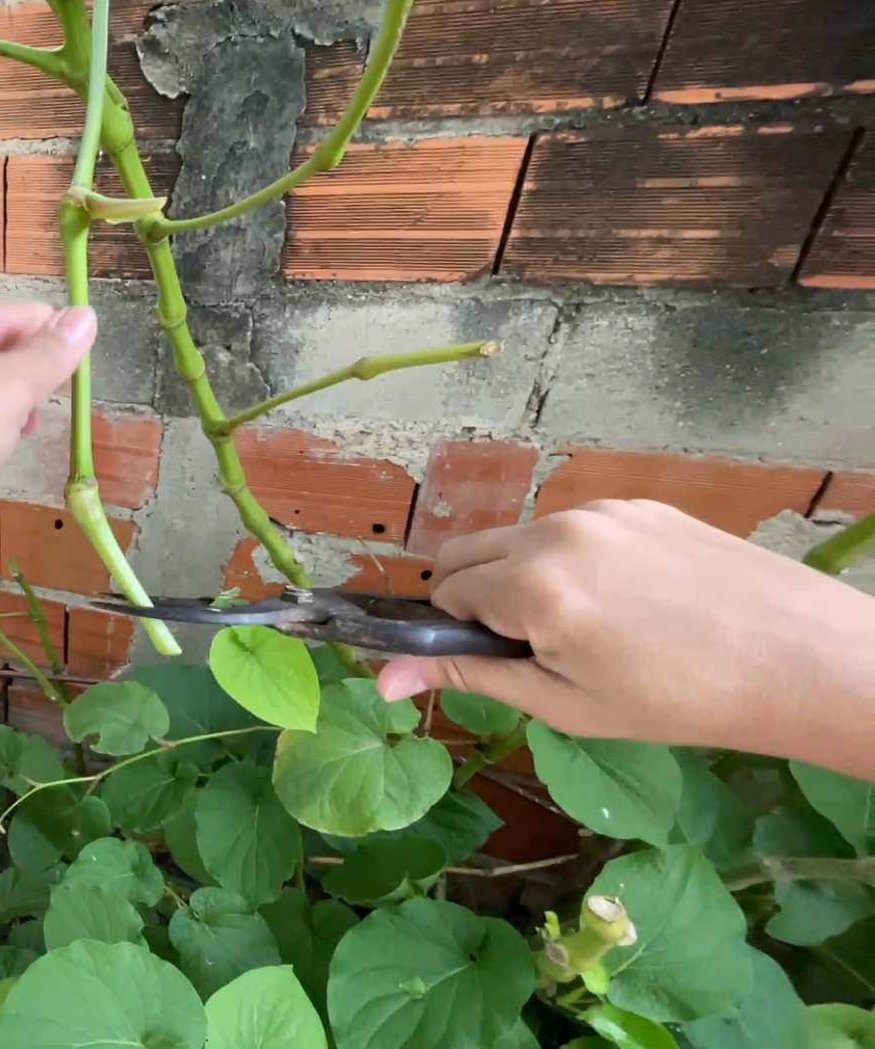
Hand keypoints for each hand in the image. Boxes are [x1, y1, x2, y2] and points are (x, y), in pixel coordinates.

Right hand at [377, 499, 874, 764]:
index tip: (509, 653)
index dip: (462, 629)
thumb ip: (465, 677)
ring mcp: (598, 513)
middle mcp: (552, 534)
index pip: (445, 593)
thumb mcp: (564, 702)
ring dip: (518, 573)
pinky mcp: (636, 505)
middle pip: (460, 553)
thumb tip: (381, 680)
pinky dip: (567, 557)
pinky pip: (565, 527)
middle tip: (533, 636)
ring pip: (510, 539)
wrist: (825, 666)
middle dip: (474, 593)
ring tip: (588, 615)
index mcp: (531, 587)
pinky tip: (627, 591)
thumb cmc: (684, 701)